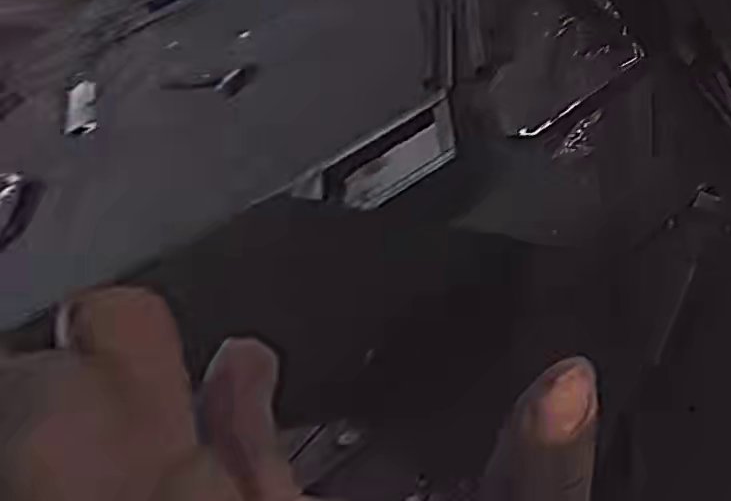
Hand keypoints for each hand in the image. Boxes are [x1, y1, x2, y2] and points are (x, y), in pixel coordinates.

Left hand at [0, 287, 596, 500]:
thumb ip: (539, 479)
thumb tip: (571, 383)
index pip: (160, 494)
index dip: (107, 416)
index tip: (95, 329)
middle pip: (145, 496)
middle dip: (106, 405)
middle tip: (89, 317)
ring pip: (185, 497)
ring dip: (159, 415)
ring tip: (140, 337)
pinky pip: (248, 495)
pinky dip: (236, 439)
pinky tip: (239, 382)